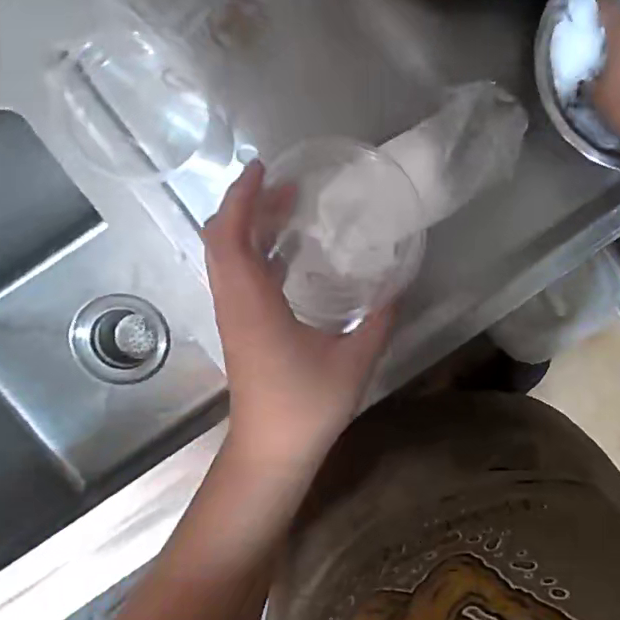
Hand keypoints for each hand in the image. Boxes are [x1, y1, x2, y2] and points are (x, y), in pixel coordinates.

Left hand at [201, 161, 392, 471]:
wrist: (271, 451)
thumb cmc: (308, 405)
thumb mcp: (355, 360)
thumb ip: (379, 319)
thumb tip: (398, 286)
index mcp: (254, 304)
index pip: (233, 237)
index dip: (243, 197)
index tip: (263, 168)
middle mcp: (234, 304)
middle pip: (221, 240)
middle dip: (247, 205)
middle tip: (285, 187)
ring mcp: (232, 318)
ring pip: (225, 258)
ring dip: (249, 228)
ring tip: (287, 211)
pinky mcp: (238, 330)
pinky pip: (235, 277)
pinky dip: (253, 253)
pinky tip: (287, 255)